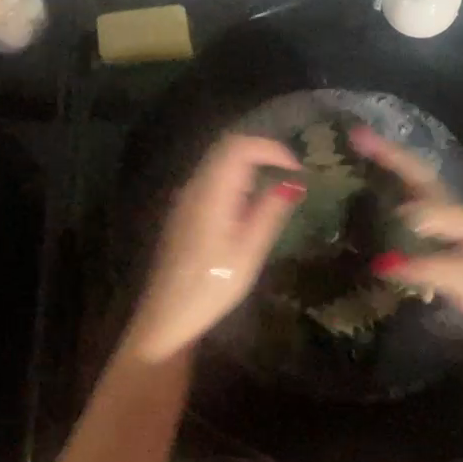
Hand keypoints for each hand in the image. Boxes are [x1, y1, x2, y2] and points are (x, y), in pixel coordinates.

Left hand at [124, 135, 304, 361]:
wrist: (166, 316)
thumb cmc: (211, 287)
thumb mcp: (248, 253)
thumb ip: (270, 212)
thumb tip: (293, 183)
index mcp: (210, 193)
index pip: (238, 146)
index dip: (271, 148)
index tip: (296, 167)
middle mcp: (193, 187)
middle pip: (225, 149)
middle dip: (260, 152)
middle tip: (289, 171)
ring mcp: (184, 199)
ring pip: (216, 164)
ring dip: (247, 166)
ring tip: (276, 187)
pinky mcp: (182, 213)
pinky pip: (210, 181)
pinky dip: (234, 180)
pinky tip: (249, 205)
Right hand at [350, 127, 462, 343]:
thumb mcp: (461, 278)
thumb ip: (422, 267)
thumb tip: (381, 263)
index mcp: (457, 214)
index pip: (417, 179)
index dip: (389, 159)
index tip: (358, 143)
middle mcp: (453, 214)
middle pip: (416, 177)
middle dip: (389, 156)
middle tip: (358, 136)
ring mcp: (452, 229)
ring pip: (415, 194)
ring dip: (391, 176)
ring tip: (361, 162)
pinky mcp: (448, 248)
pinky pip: (414, 218)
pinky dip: (394, 206)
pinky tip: (378, 213)